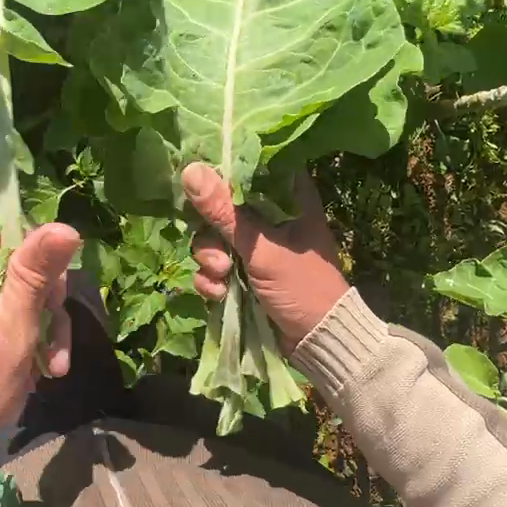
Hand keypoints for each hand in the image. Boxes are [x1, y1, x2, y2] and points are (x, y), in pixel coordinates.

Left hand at [0, 221, 81, 472]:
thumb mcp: (12, 335)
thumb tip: (65, 226)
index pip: (11, 230)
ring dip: (20, 320)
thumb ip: (34, 276)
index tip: (54, 309)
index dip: (41, 263)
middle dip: (37, 301)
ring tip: (41, 369)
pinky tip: (10, 363)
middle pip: (2, 258)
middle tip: (53, 353)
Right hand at [182, 163, 348, 351]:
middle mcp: (269, 214)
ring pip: (212, 237)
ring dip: (209, 259)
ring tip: (222, 277)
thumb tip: (190, 170)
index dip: (221, 170)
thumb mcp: (261, 248)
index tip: (197, 181)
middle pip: (221, 204)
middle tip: (219, 254)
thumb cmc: (302, 286)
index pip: (249, 166)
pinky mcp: (242, 270)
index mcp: (287, 196)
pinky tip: (219, 294)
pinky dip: (211, 279)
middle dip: (211, 232)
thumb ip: (225, 212)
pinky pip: (213, 265)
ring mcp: (254, 243)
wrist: (317, 340)